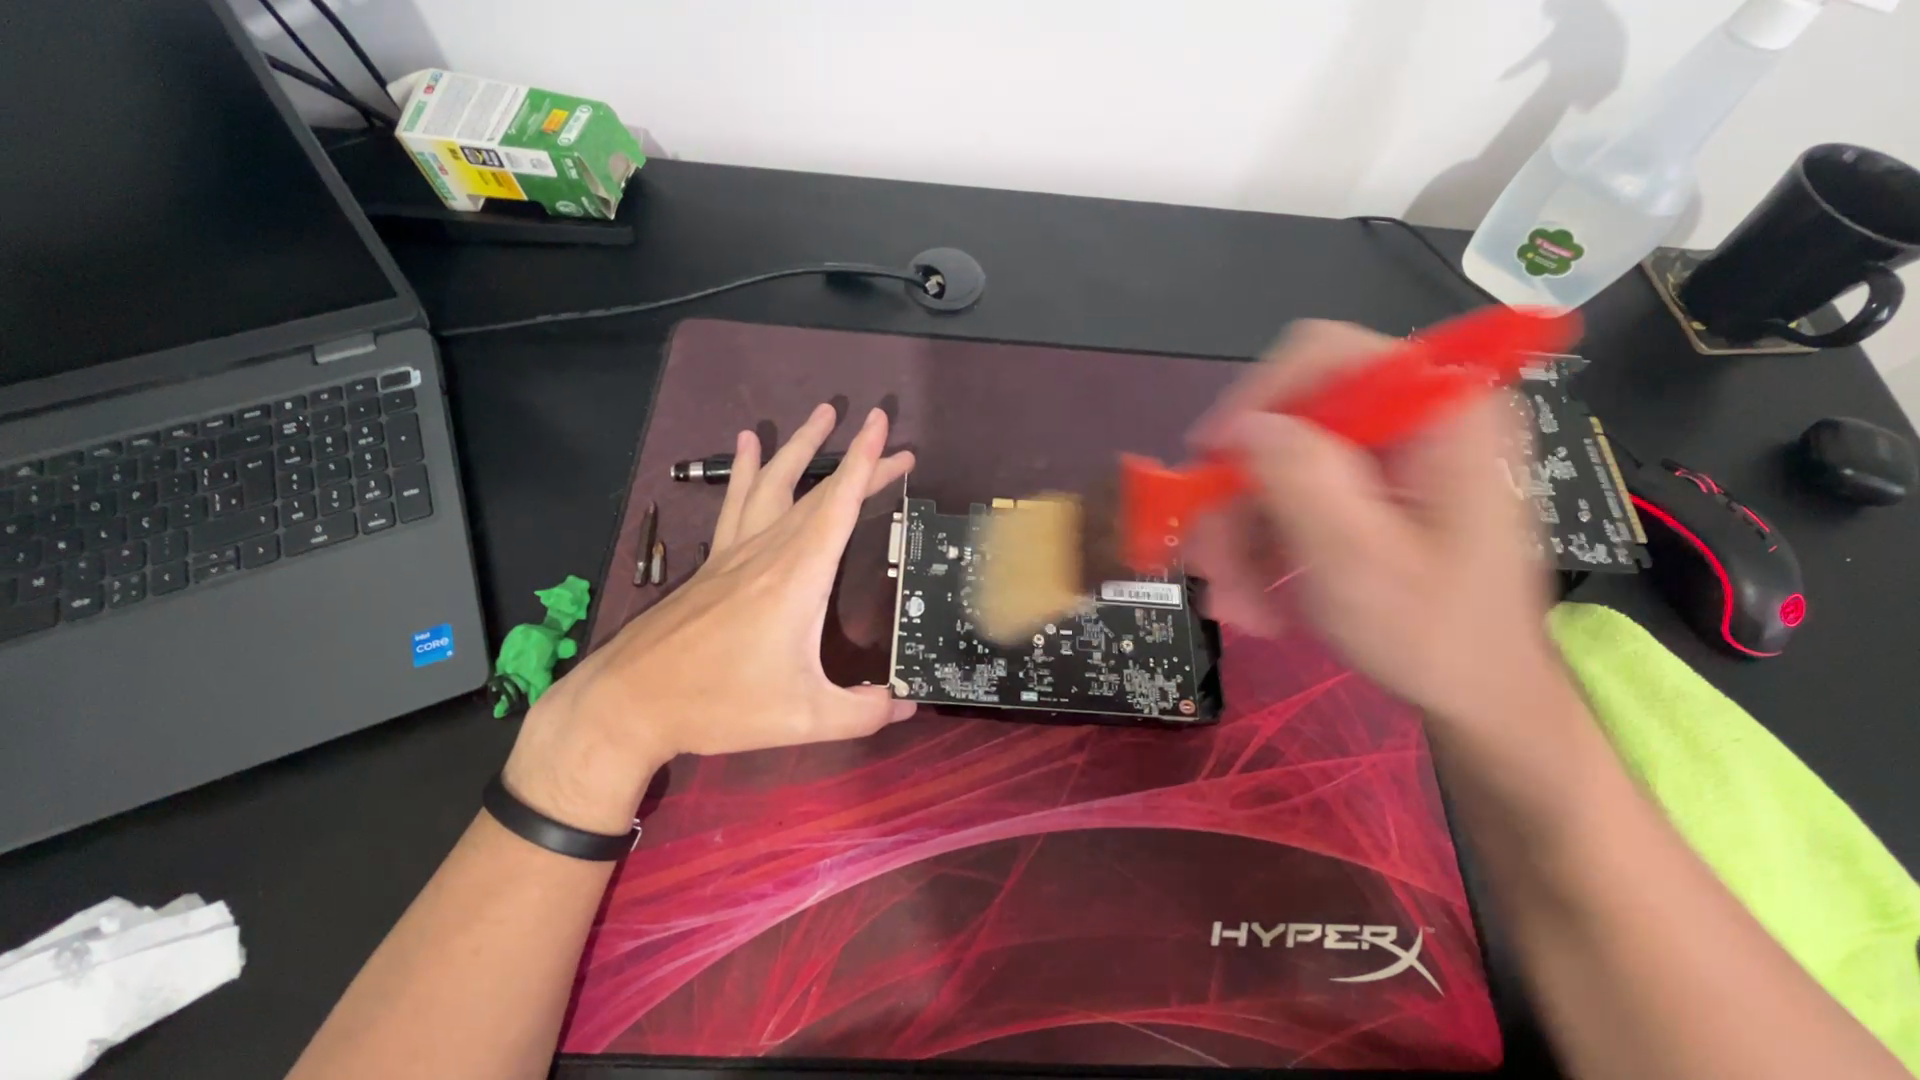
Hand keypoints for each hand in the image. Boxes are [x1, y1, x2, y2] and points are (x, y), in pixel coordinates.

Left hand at [503, 404, 915, 831]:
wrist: (630, 702)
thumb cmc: (719, 705)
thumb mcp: (803, 718)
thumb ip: (863, 712)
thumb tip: (908, 704)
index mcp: (796, 578)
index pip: (838, 506)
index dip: (864, 462)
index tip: (881, 422)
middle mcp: (767, 553)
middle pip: (819, 494)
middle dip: (858, 463)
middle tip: (892, 442)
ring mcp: (735, 554)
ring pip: (774, 485)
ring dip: (801, 447)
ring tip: (822, 413)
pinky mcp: (713, 564)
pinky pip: (736, 503)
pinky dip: (747, 471)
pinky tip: (748, 444)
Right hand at [1184, 319, 1557, 724]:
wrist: (1485, 698)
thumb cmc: (1439, 639)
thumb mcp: (1359, 563)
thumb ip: (1302, 481)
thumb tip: (1243, 426)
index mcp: (1440, 413)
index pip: (1324, 355)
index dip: (1255, 401)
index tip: (1211, 466)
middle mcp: (1416, 419)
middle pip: (1290, 419)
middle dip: (1240, 495)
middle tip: (1211, 562)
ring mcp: (1394, 457)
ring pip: (1280, 465)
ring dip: (1244, 534)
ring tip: (1239, 603)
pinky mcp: (1375, 491)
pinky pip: (1296, 496)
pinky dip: (1267, 545)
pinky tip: (1261, 598)